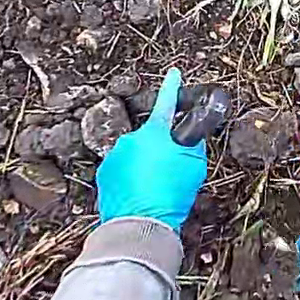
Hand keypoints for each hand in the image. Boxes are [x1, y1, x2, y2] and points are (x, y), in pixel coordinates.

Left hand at [96, 68, 206, 229]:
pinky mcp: (103, 175)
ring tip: (154, 186)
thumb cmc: (171, 193)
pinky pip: (122, 170)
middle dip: (160, 148)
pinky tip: (140, 193)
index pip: (166, 102)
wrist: (139, 225)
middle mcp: (131, 139)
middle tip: (170, 168)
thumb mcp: (195, 164)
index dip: (172, 86)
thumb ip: (192, 144)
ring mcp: (114, 157)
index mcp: (155, 132)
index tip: (174, 73)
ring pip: (135, 154)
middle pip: (151, 137)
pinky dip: (130, 178)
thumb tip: (189, 136)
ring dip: (144, 164)